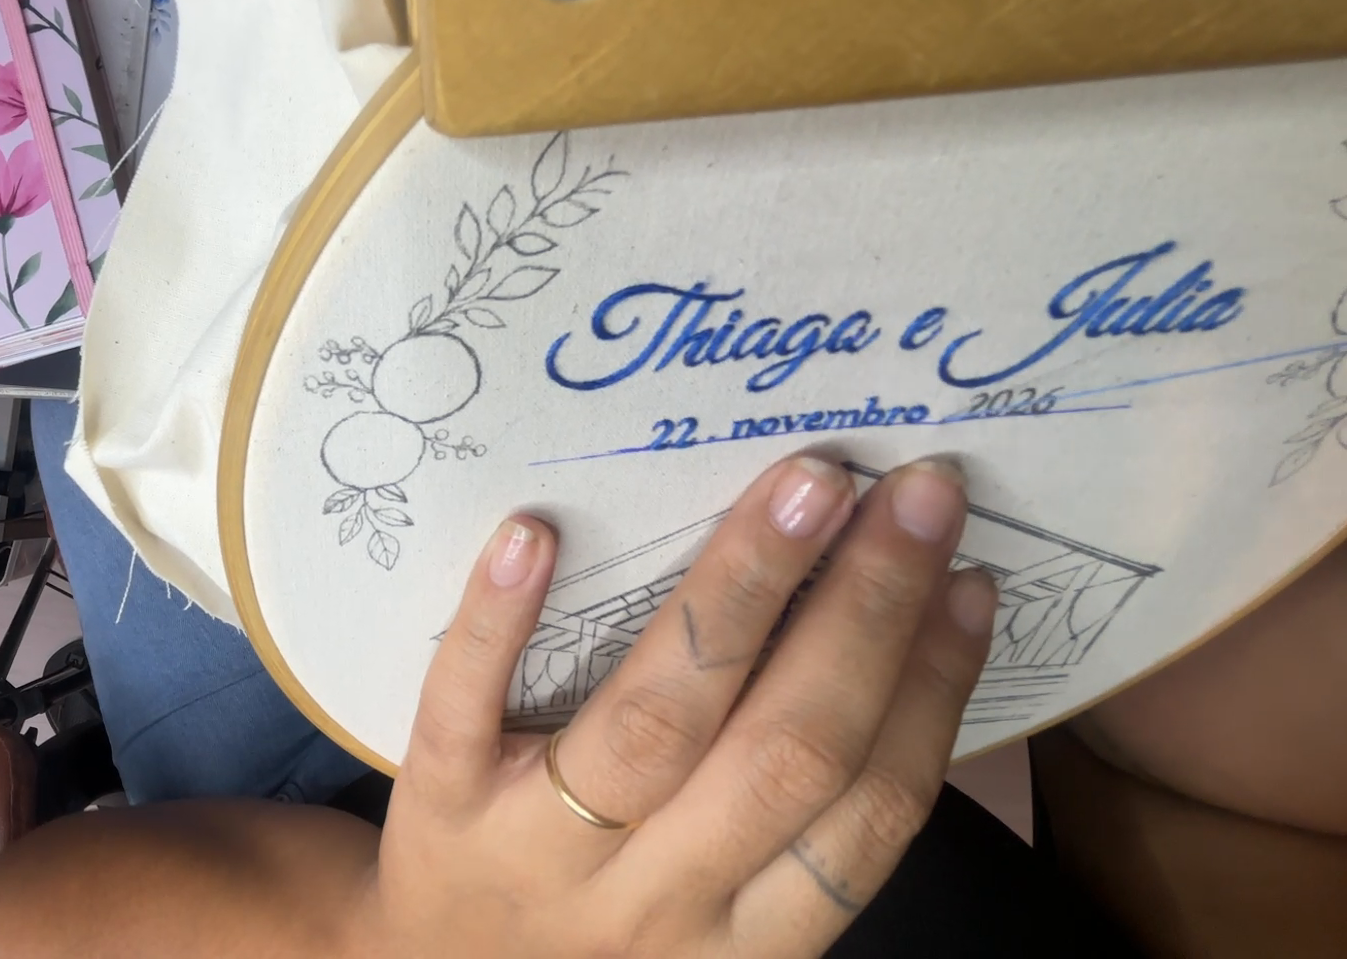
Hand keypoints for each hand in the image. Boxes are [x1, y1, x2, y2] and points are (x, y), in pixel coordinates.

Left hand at [359, 457, 998, 957]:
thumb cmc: (591, 920)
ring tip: (797, 490)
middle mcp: (651, 896)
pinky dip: (500, 617)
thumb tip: (865, 658)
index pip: (864, 806)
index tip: (965, 575)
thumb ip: (770, 816)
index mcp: (743, 932)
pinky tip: (534, 532)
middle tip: (905, 492)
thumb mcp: (705, 910)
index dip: (928, 687)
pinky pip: (465, 702)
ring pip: (652, 718)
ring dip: (735, 590)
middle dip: (861, 612)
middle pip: (780, 750)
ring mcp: (533, 843)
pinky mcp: (439, 796)